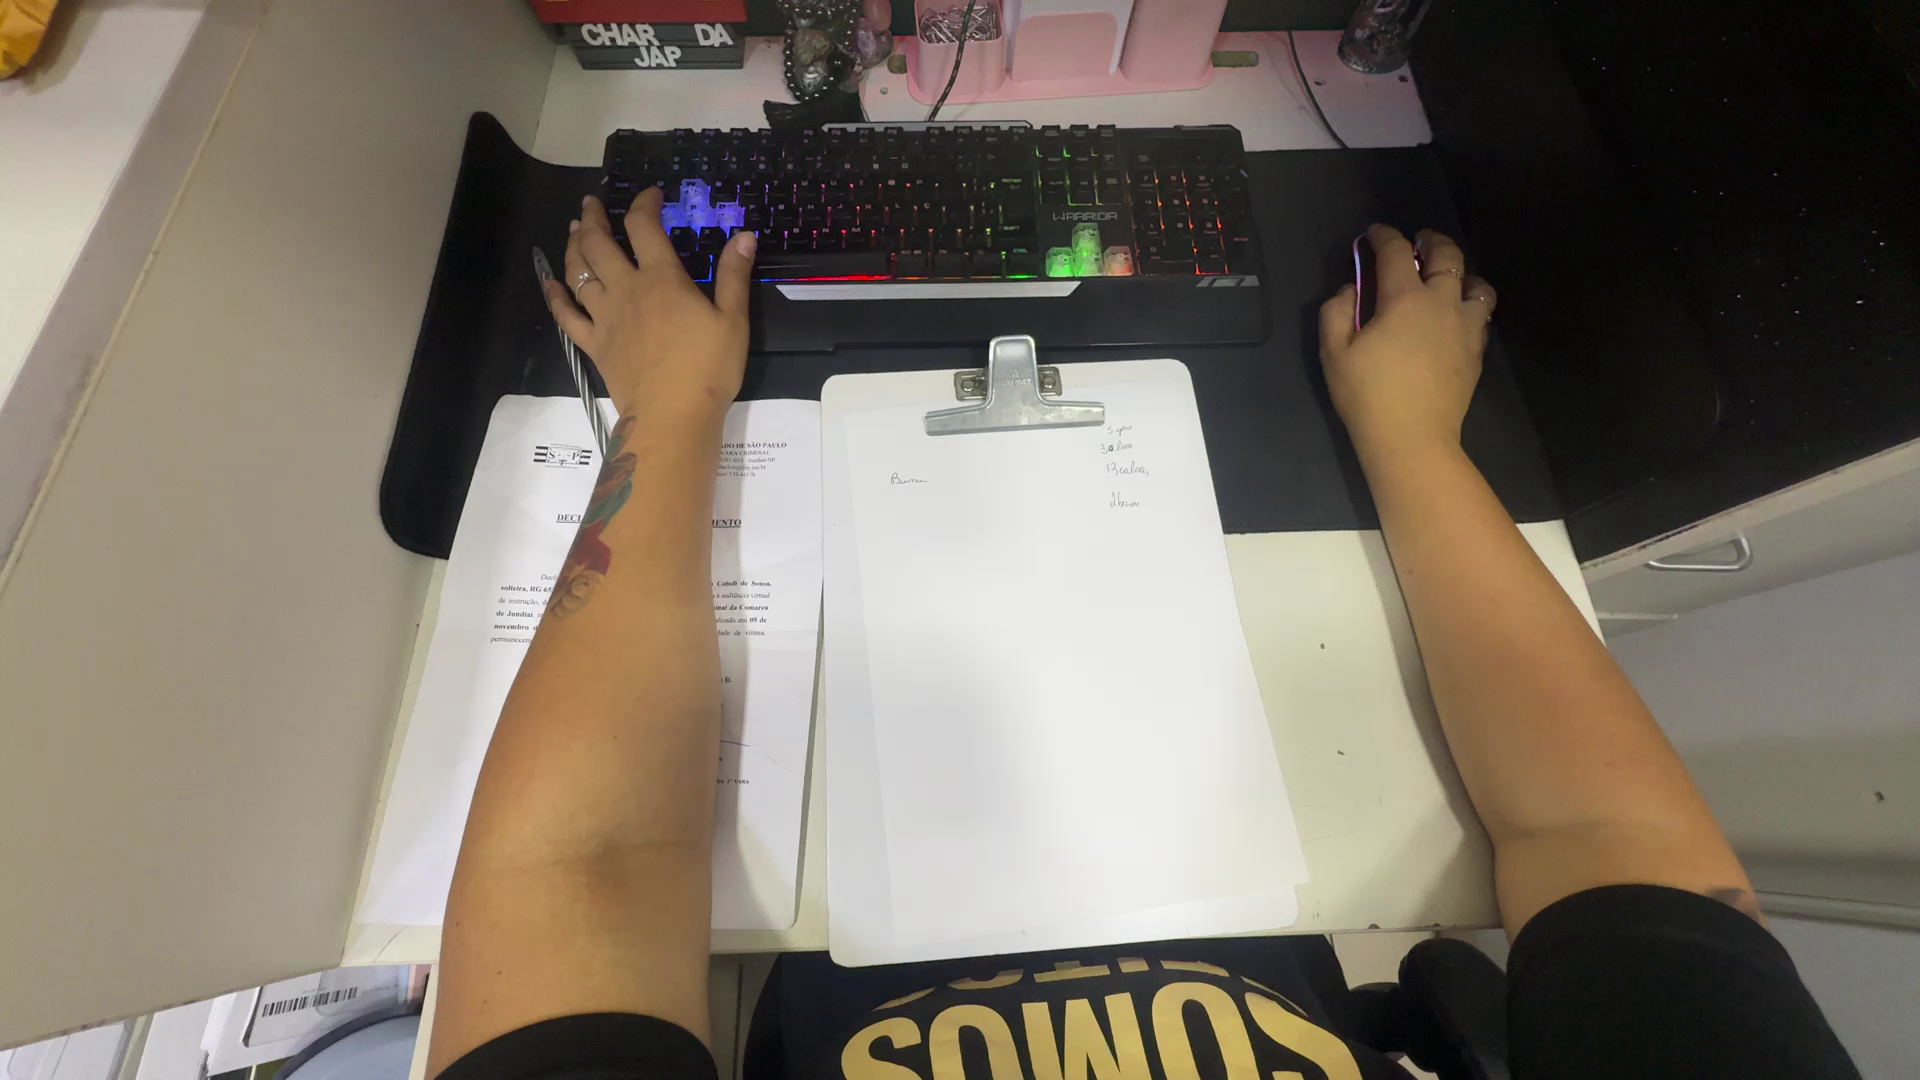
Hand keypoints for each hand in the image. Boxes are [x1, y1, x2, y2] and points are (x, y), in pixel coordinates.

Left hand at [544, 189, 757, 428]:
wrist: (673, 415)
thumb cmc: (709, 369)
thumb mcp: (734, 321)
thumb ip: (734, 276)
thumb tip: (743, 235)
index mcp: (662, 279)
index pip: (645, 227)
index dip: (645, 204)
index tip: (651, 195)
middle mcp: (626, 289)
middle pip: (599, 242)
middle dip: (594, 217)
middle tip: (592, 204)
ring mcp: (605, 317)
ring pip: (578, 271)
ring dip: (574, 245)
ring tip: (574, 231)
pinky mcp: (595, 344)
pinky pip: (566, 315)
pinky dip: (555, 295)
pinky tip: (550, 282)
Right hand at [1318, 225, 1496, 456]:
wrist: (1411, 436)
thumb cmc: (1366, 395)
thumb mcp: (1333, 354)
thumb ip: (1336, 314)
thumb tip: (1348, 291)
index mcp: (1403, 299)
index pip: (1396, 253)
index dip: (1384, 237)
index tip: (1374, 232)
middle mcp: (1441, 303)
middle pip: (1446, 256)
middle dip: (1431, 242)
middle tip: (1419, 241)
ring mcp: (1465, 325)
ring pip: (1475, 283)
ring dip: (1460, 272)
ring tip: (1447, 278)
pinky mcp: (1476, 349)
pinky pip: (1480, 314)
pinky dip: (1468, 303)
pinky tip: (1455, 315)